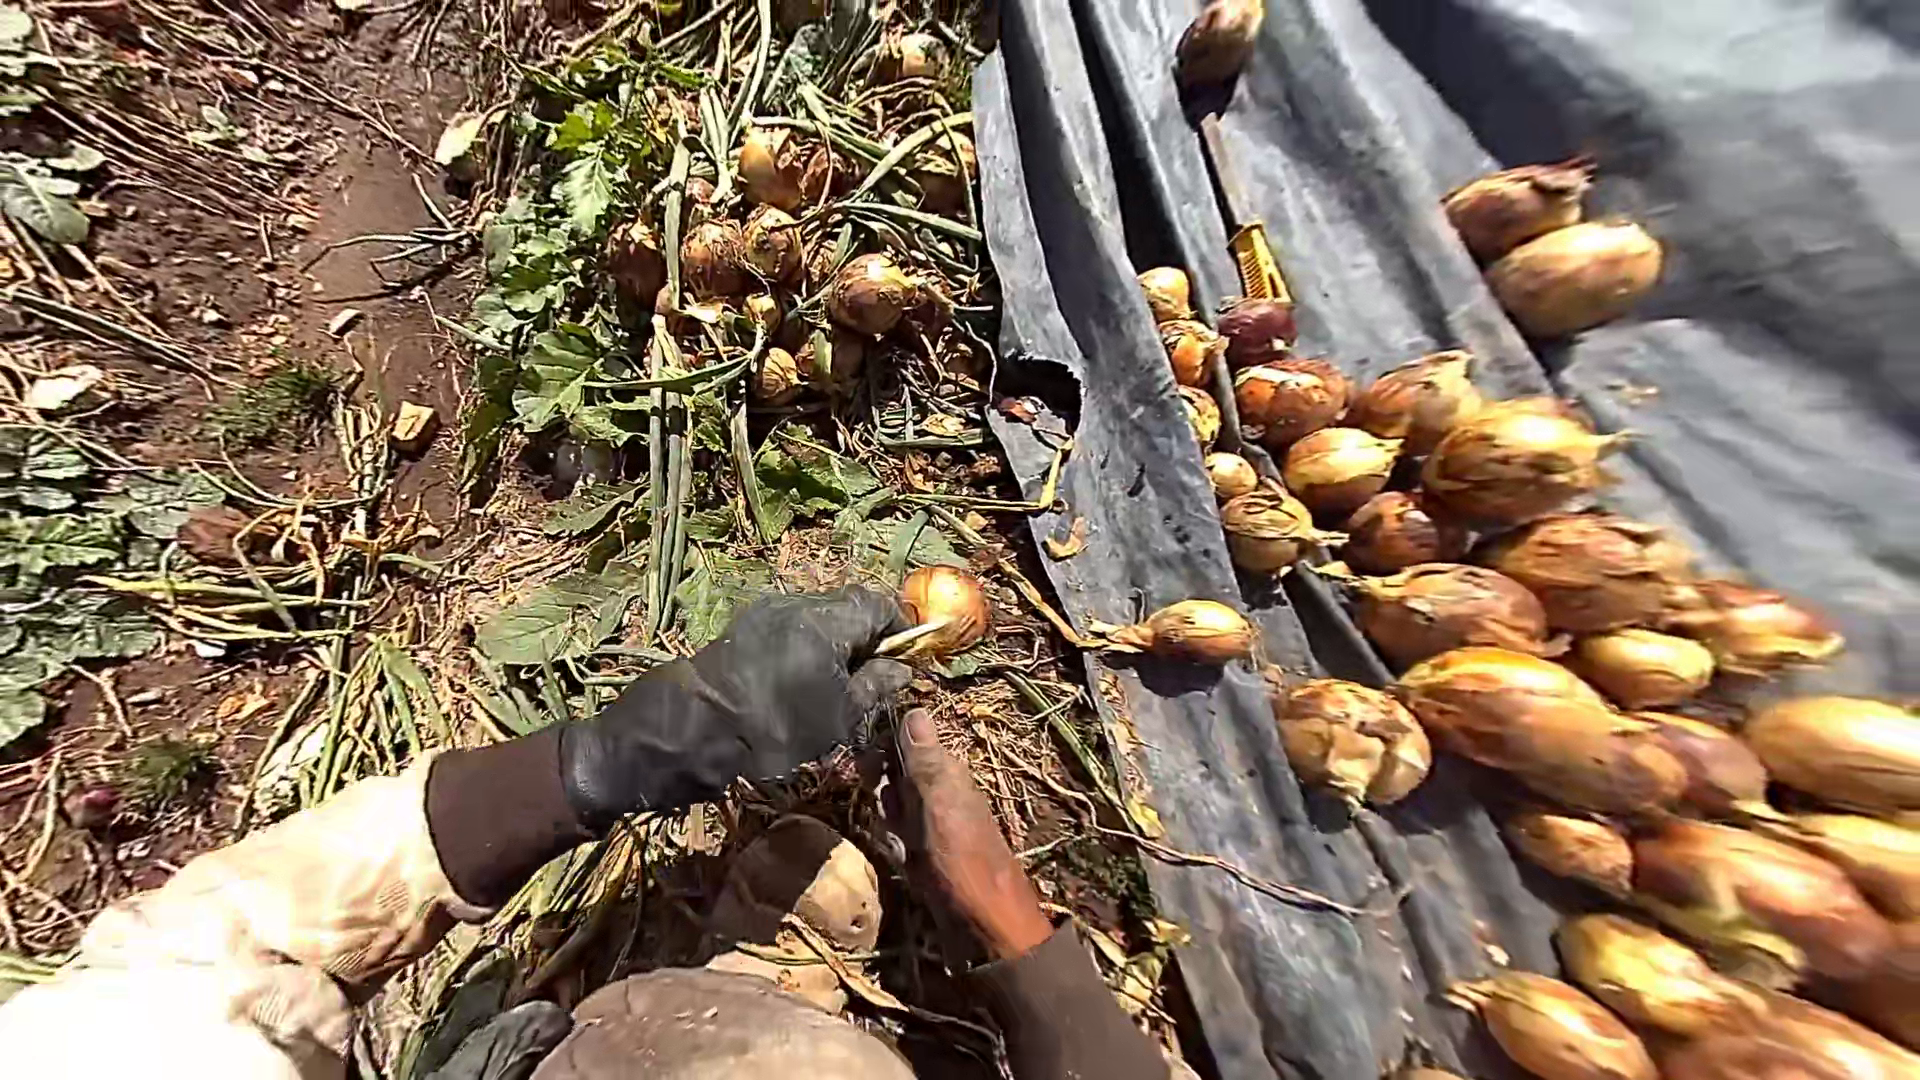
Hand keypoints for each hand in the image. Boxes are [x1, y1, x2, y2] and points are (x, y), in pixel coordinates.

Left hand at [560, 586, 913, 825]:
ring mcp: (770, 609)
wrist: (687, 731)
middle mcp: (800, 603)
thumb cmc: (772, 728)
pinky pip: (796, 621)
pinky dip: (812, 638)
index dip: (898, 626)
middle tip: (874, 669)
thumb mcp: (836, 716)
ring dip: (841, 635)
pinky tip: (804, 672)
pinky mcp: (749, 622)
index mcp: (827, 621)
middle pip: (851, 603)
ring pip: (824, 612)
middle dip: (870, 631)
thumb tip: (903, 668)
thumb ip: (876, 684)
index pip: (879, 603)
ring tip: (838, 675)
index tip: (904, 655)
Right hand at [890, 708, 1053, 964]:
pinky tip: (901, 857)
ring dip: (888, 818)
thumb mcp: (940, 802)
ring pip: (893, 804)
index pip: (908, 740)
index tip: (863, 764)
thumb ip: (924, 760)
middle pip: (896, 772)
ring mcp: (933, 822)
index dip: (883, 748)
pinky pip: (897, 835)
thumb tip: (914, 710)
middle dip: (882, 788)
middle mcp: (940, 791)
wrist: (986, 927)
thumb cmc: (962, 859)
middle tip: (889, 811)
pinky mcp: (925, 852)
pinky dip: (894, 843)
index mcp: (947, 772)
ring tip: (901, 840)